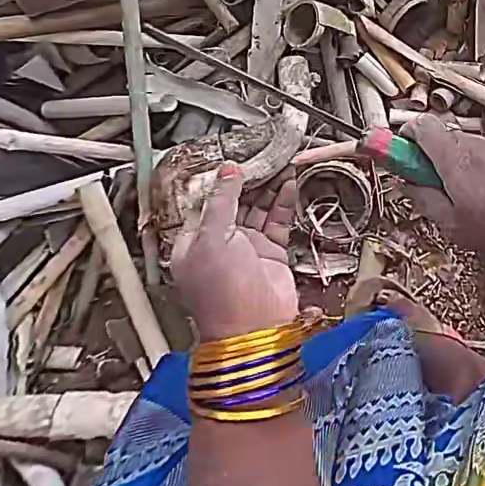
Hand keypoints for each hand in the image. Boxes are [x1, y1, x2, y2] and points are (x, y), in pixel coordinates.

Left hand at [171, 164, 299, 339]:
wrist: (255, 330)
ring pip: (258, 207)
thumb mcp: (212, 238)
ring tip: (281, 163)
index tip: (237, 156)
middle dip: (250, 178)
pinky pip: (278, 221)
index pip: (207, 199)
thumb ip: (221, 200)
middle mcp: (219, 242)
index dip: (222, 178)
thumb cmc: (222, 294)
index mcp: (195, 240)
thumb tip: (227, 172)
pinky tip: (290, 185)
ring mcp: (246, 247)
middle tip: (265, 155)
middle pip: (235, 200)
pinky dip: (284, 202)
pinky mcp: (270, 253)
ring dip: (269, 186)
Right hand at [400, 116, 484, 256]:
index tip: (401, 158)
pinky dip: (468, 167)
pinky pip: (475, 153)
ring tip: (458, 196)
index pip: (419, 125)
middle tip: (428, 185)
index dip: (404, 136)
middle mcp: (470, 144)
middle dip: (425, 156)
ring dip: (447, 163)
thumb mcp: (451, 225)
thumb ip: (423, 200)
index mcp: (452, 158)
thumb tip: (407, 185)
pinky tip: (479, 194)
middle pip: (436, 136)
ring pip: (456, 145)